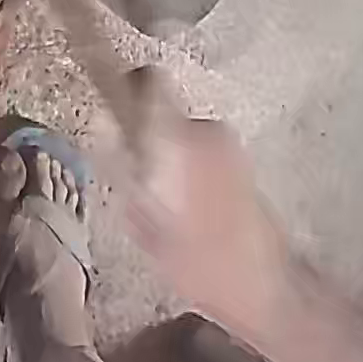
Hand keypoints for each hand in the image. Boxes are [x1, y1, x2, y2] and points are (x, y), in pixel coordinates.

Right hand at [119, 68, 301, 340]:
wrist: (266, 287)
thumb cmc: (199, 262)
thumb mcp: (142, 221)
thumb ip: (119, 169)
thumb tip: (101, 129)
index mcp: (180, 142)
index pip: (148, 82)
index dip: (119, 76)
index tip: (96, 74)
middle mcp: (207, 130)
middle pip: (156, 107)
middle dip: (135, 127)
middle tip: (123, 167)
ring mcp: (227, 142)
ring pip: (173, 127)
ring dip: (158, 147)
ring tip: (153, 193)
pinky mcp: (238, 156)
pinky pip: (191, 142)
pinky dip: (177, 157)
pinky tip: (178, 199)